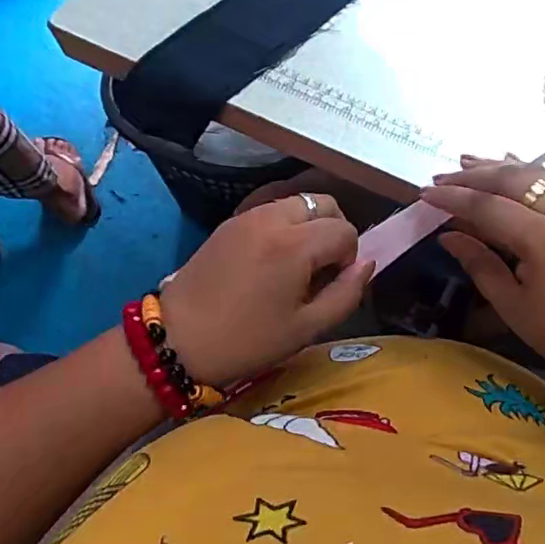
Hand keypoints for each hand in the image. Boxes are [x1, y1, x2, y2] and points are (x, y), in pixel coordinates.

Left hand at [159, 194, 373, 384]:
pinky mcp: (229, 222)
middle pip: (323, 204)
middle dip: (333, 230)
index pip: (344, 230)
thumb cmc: (247, 340)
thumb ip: (347, 293)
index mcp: (294, 245)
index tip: (331, 284)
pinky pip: (271, 210)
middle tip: (321, 268)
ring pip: (297, 203)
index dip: (349, 257)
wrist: (177, 340)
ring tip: (296, 264)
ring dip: (309, 226)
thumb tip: (367, 265)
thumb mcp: (307, 327)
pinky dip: (284, 226)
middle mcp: (272, 219)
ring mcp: (247, 216)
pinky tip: (272, 260)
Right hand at [420, 158, 544, 393]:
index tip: (424, 194)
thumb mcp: (511, 304)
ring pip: (534, 174)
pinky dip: (525, 172)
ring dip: (499, 167)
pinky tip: (509, 165)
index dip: (453, 198)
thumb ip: (478, 262)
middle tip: (439, 176)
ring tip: (466, 161)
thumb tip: (448, 235)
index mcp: (543, 239)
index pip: (488, 206)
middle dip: (473, 175)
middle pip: (512, 179)